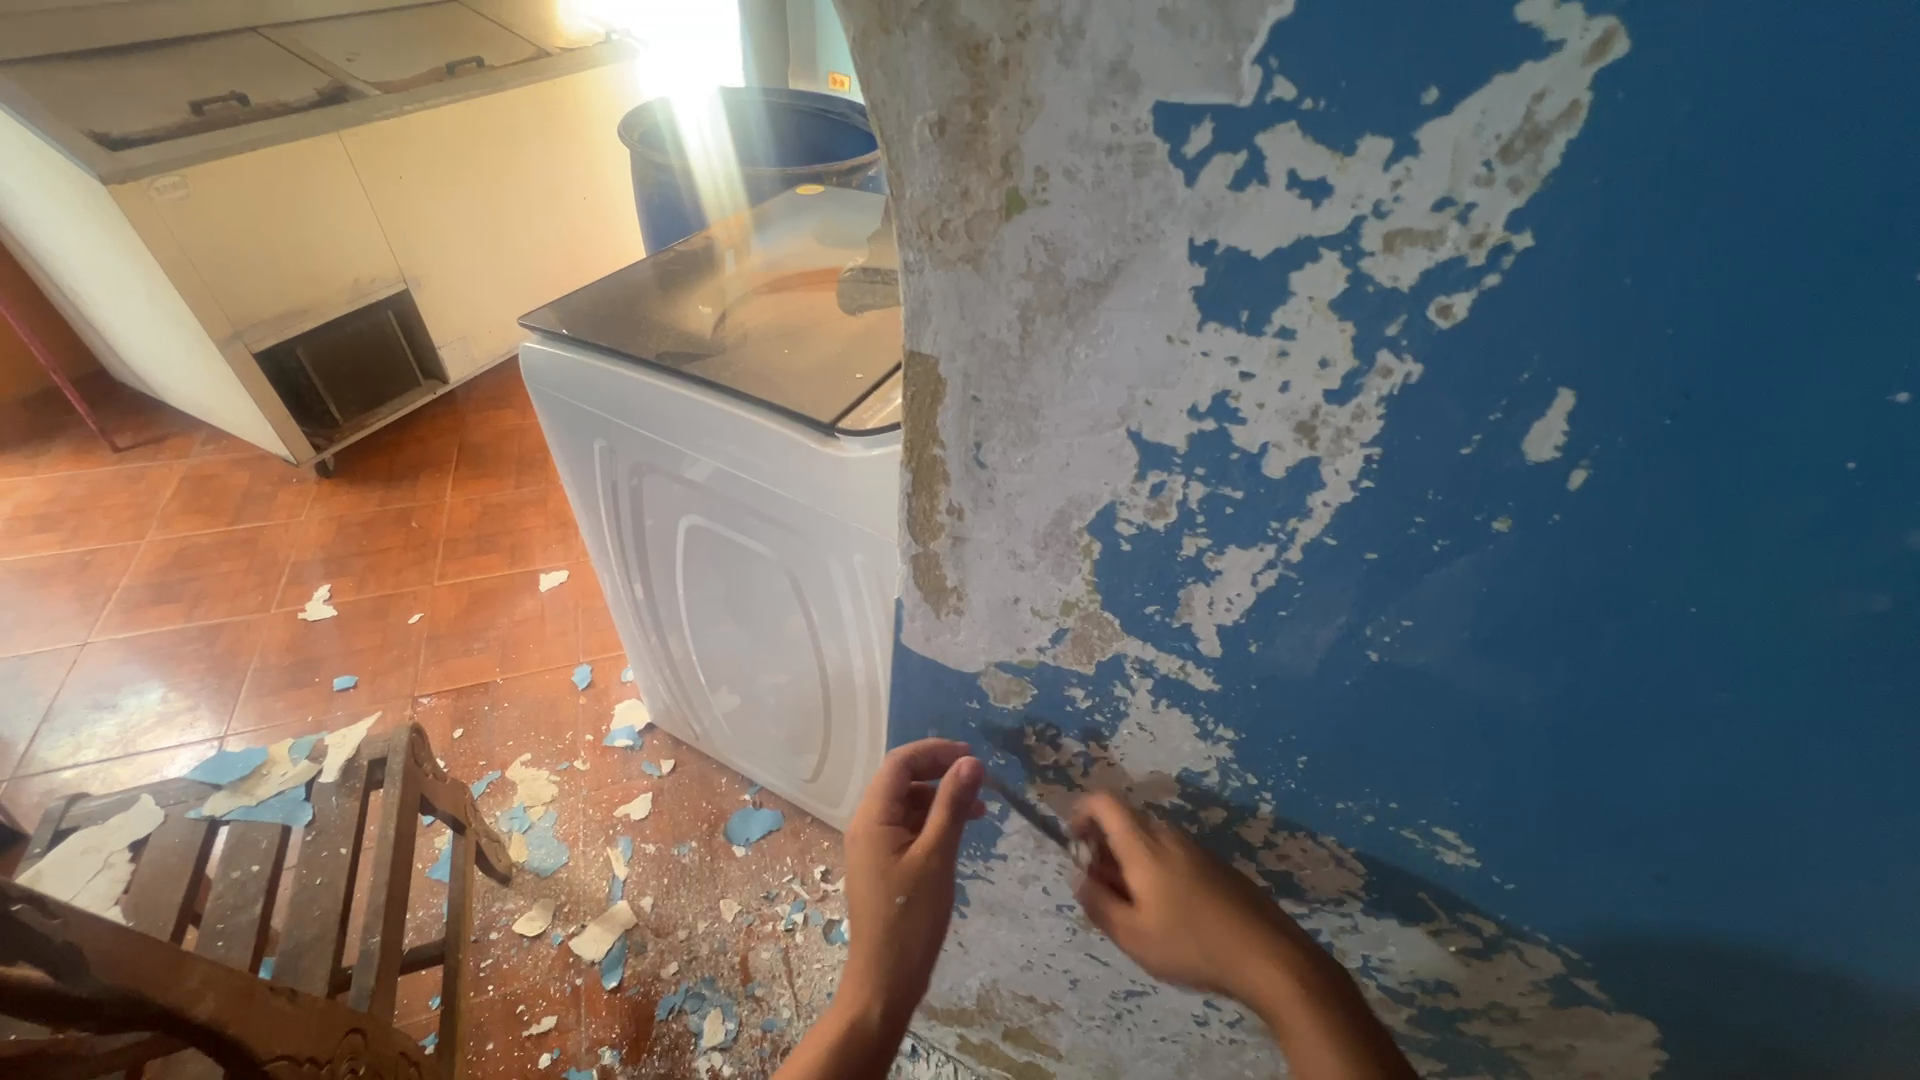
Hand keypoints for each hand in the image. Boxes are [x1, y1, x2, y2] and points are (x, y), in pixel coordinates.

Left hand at [839, 738, 985, 1025]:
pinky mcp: (884, 863)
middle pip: (901, 779)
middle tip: (978, 779)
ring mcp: (873, 845)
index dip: (935, 752)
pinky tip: (960, 830)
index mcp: (872, 817)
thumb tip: (970, 762)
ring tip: (979, 808)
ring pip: (907, 803)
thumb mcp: (937, 856)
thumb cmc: (910, 919)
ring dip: (940, 797)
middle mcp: (867, 823)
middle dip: (939, 772)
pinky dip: (933, 820)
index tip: (972, 757)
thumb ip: (952, 805)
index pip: (900, 763)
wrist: (885, 982)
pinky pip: (907, 826)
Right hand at [1071, 792, 1295, 999]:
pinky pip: (1173, 855)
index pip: (1104, 801)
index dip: (1081, 813)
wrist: (1270, 956)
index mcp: (1143, 844)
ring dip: (1131, 864)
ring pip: (1149, 842)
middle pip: (1125, 823)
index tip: (1076, 846)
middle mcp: (1168, 835)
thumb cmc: (1192, 944)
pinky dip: (1157, 872)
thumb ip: (1097, 903)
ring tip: (1139, 912)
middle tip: (1106, 894)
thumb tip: (1079, 878)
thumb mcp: (1132, 935)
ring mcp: (1196, 848)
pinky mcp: (1217, 865)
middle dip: (1105, 850)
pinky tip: (1173, 916)